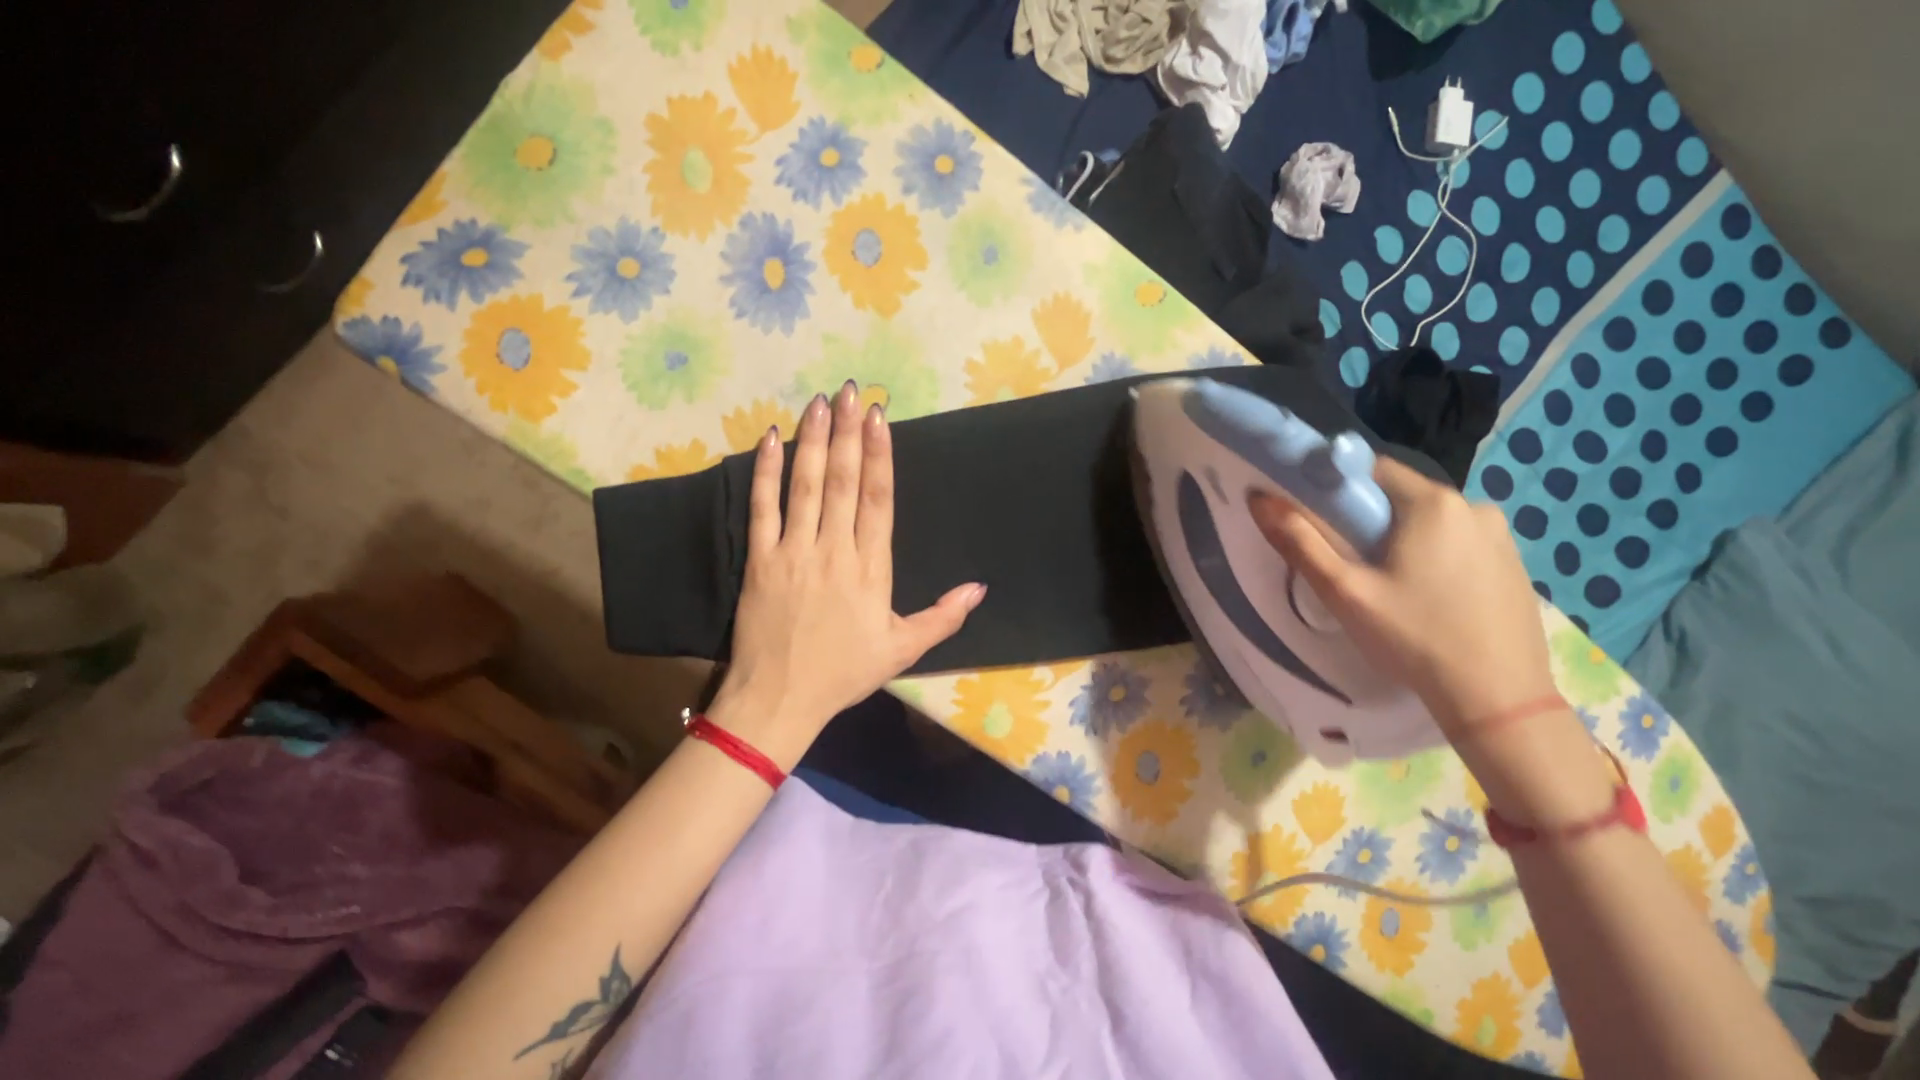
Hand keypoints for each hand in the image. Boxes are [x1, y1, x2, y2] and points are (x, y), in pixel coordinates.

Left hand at [708, 382, 985, 766]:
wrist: (779, 698)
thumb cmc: (843, 674)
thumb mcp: (901, 650)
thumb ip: (942, 617)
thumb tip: (979, 587)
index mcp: (870, 569)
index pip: (877, 500)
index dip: (880, 455)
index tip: (880, 417)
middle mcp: (833, 550)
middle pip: (844, 482)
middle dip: (849, 433)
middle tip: (851, 390)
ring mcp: (793, 551)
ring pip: (806, 486)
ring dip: (814, 441)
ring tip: (820, 402)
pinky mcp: (760, 559)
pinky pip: (762, 507)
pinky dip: (766, 471)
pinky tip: (771, 438)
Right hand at [1248, 457, 1555, 734]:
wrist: (1498, 697)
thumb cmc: (1414, 638)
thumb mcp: (1345, 593)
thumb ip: (1300, 542)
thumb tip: (1260, 499)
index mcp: (1432, 501)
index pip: (1372, 470)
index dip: (1340, 492)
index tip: (1324, 525)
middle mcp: (1473, 505)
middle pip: (1403, 496)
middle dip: (1373, 522)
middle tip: (1354, 567)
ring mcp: (1501, 535)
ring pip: (1433, 523)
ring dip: (1407, 542)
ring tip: (1393, 590)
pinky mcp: (1515, 564)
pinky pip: (1461, 545)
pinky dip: (1439, 560)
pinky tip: (1431, 601)